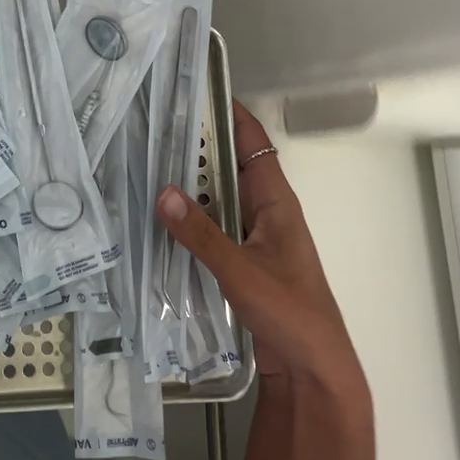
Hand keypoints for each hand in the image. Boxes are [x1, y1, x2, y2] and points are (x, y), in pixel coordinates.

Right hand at [157, 100, 371, 459]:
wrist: (314, 372)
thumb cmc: (292, 313)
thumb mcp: (243, 271)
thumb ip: (202, 234)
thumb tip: (162, 190)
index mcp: (276, 202)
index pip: (253, 142)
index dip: (229, 112)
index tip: (195, 88)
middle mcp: (264, 211)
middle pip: (227, 165)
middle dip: (196, 143)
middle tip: (151, 123)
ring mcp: (251, 236)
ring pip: (216, 196)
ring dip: (188, 181)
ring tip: (144, 160)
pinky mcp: (239, 260)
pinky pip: (210, 225)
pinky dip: (187, 215)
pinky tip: (158, 215)